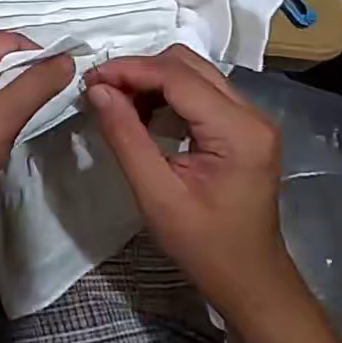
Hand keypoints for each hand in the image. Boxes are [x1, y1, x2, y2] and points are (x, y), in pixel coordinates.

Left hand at [0, 33, 74, 238]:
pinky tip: (12, 134)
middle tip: (56, 108)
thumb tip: (69, 59)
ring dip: (18, 102)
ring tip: (32, 123)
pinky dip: (4, 116)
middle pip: (6, 61)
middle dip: (30, 83)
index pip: (13, 42)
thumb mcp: (2, 114)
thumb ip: (38, 83)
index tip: (71, 86)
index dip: (43, 61)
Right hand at [84, 45, 302, 323]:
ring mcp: (250, 117)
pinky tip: (143, 114)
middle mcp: (251, 113)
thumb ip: (125, 136)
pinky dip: (164, 92)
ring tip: (119, 104)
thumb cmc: (203, 244)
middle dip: (138, 70)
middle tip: (102, 92)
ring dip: (150, 79)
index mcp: (237, 130)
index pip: (176, 76)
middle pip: (185, 63)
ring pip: (190, 71)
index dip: (128, 70)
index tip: (90, 80)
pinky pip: (197, 88)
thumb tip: (97, 89)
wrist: (248, 279)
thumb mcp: (155, 194)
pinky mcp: (241, 124)